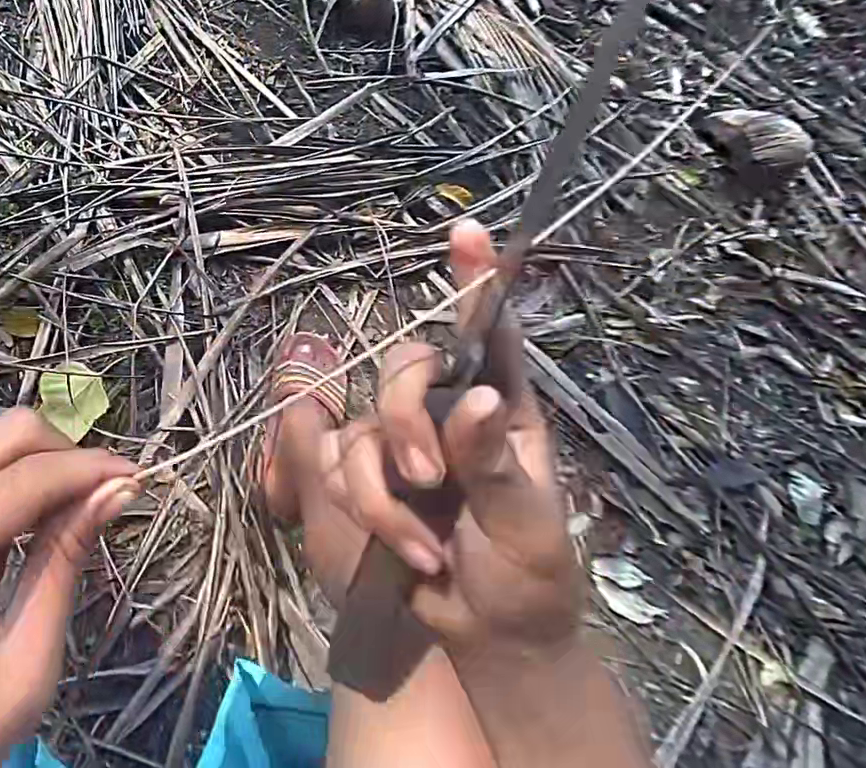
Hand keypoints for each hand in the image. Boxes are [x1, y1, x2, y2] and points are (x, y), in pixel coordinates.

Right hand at [321, 220, 582, 658]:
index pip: (490, 332)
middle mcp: (444, 410)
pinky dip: (365, 508)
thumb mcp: (527, 527)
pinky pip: (338, 465)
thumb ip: (495, 462)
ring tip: (422, 545)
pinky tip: (403, 547)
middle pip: (404, 366)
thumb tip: (476, 397)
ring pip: (362, 425)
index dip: (478, 280)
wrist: (480, 633)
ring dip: (383, 488)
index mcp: (502, 409)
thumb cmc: (527, 575)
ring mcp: (400, 440)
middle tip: (424, 476)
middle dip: (404, 416)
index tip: (470, 232)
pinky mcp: (365, 470)